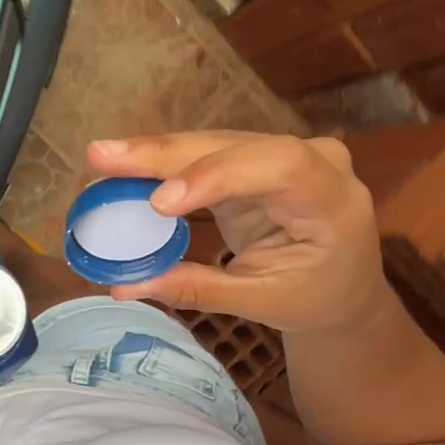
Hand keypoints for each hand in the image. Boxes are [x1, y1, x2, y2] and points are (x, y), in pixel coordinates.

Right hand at [87, 131, 391, 333]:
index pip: (278, 167)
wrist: (342, 290)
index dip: (217, 175)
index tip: (160, 203)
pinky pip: (204, 156)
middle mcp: (312, 161)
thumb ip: (196, 288)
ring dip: (154, 154)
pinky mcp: (253, 162)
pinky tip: (123, 166)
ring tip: (101, 158)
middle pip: (233, 146)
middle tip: (102, 156)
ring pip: (212, 144)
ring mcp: (282, 155)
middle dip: (164, 154)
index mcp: (330, 199)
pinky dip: (163, 165)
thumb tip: (124, 287)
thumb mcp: (260, 301)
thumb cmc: (312, 298)